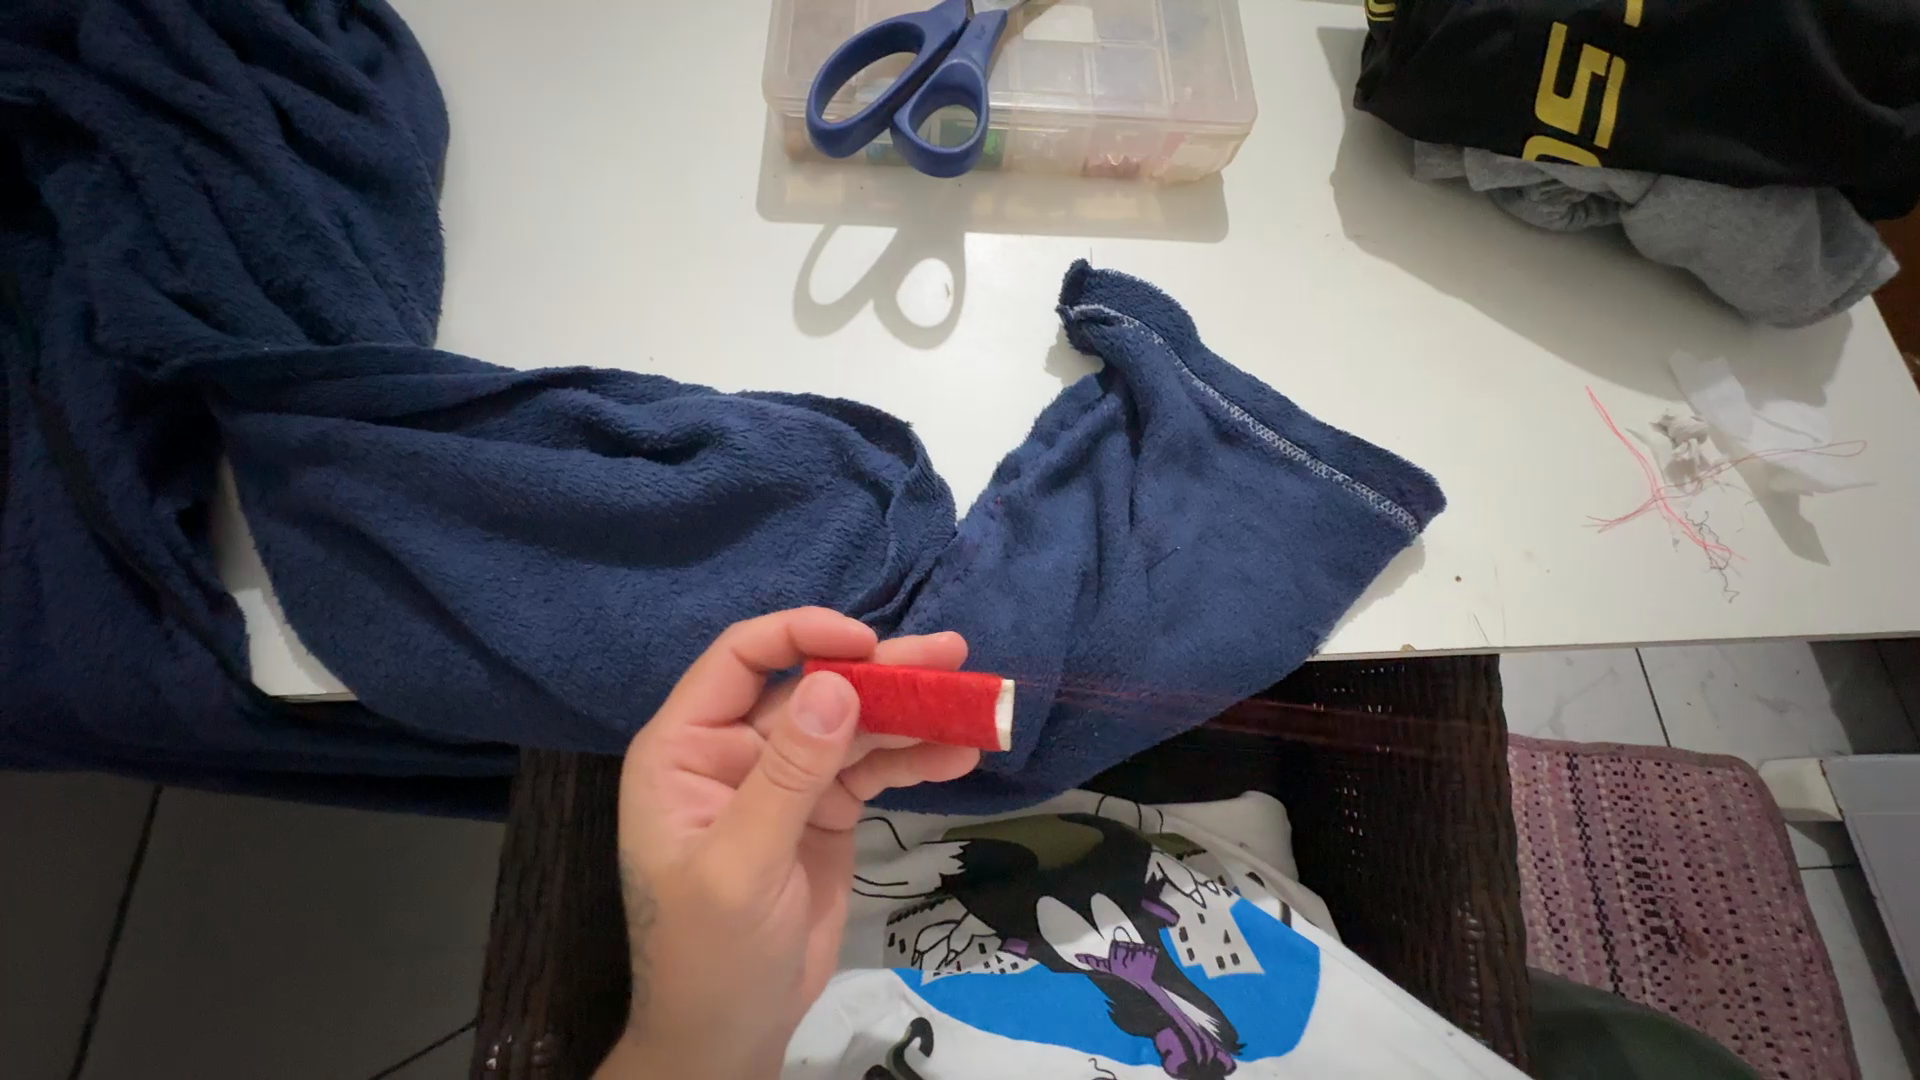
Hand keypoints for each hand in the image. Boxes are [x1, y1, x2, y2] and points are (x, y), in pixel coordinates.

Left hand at [598, 608, 980, 1079]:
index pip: (744, 658)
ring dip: (914, 712)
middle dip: (883, 671)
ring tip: (975, 701)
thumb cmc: (710, 954)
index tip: (869, 643)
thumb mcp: (742, 867)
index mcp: (689, 746)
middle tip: (951, 653)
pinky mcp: (828, 805)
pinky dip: (917, 759)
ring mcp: (789, 775)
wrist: (734, 1034)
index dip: (804, 634)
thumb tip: (835, 683)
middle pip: (816, 685)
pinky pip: (876, 767)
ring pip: (856, 723)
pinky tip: (960, 753)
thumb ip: (787, 775)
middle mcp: (740, 746)